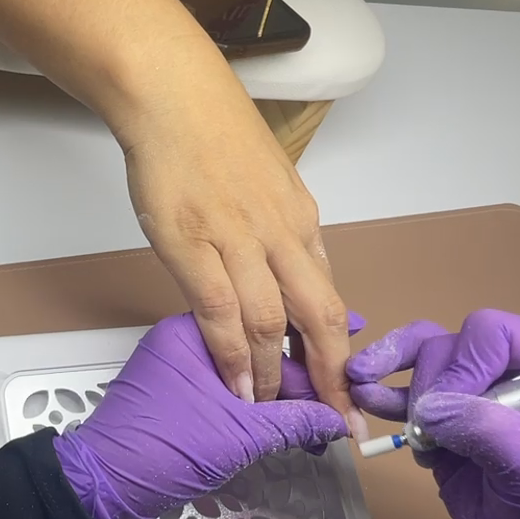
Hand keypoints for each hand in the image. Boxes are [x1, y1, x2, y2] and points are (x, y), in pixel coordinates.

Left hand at [53, 313, 349, 518]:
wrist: (103, 486)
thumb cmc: (164, 449)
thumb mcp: (238, 435)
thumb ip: (294, 421)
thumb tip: (340, 420)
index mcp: (194, 329)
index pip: (268, 332)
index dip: (315, 354)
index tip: (353, 357)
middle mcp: (188, 337)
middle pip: (261, 350)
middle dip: (304, 380)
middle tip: (347, 399)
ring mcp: (183, 365)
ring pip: (249, 372)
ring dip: (285, 396)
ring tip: (327, 418)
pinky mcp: (181, 392)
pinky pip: (232, 388)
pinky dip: (261, 406)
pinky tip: (294, 421)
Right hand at [118, 94, 352, 422]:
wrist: (173, 98)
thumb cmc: (213, 139)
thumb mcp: (265, 188)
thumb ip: (277, 238)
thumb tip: (283, 284)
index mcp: (301, 222)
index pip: (329, 297)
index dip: (341, 351)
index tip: (346, 392)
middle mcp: (282, 235)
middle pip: (319, 316)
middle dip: (331, 375)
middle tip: (335, 420)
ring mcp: (239, 239)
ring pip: (271, 321)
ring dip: (275, 374)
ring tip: (271, 414)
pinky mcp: (194, 244)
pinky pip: (222, 309)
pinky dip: (233, 353)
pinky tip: (237, 384)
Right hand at [347, 310, 519, 518]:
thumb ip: (485, 428)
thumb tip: (428, 408)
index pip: (494, 334)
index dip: (466, 361)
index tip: (456, 404)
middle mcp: (503, 368)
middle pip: (447, 346)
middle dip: (429, 383)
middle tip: (427, 426)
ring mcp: (467, 391)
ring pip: (419, 359)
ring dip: (387, 371)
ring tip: (362, 388)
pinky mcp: (438, 417)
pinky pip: (402, 391)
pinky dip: (381, 396)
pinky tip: (364, 402)